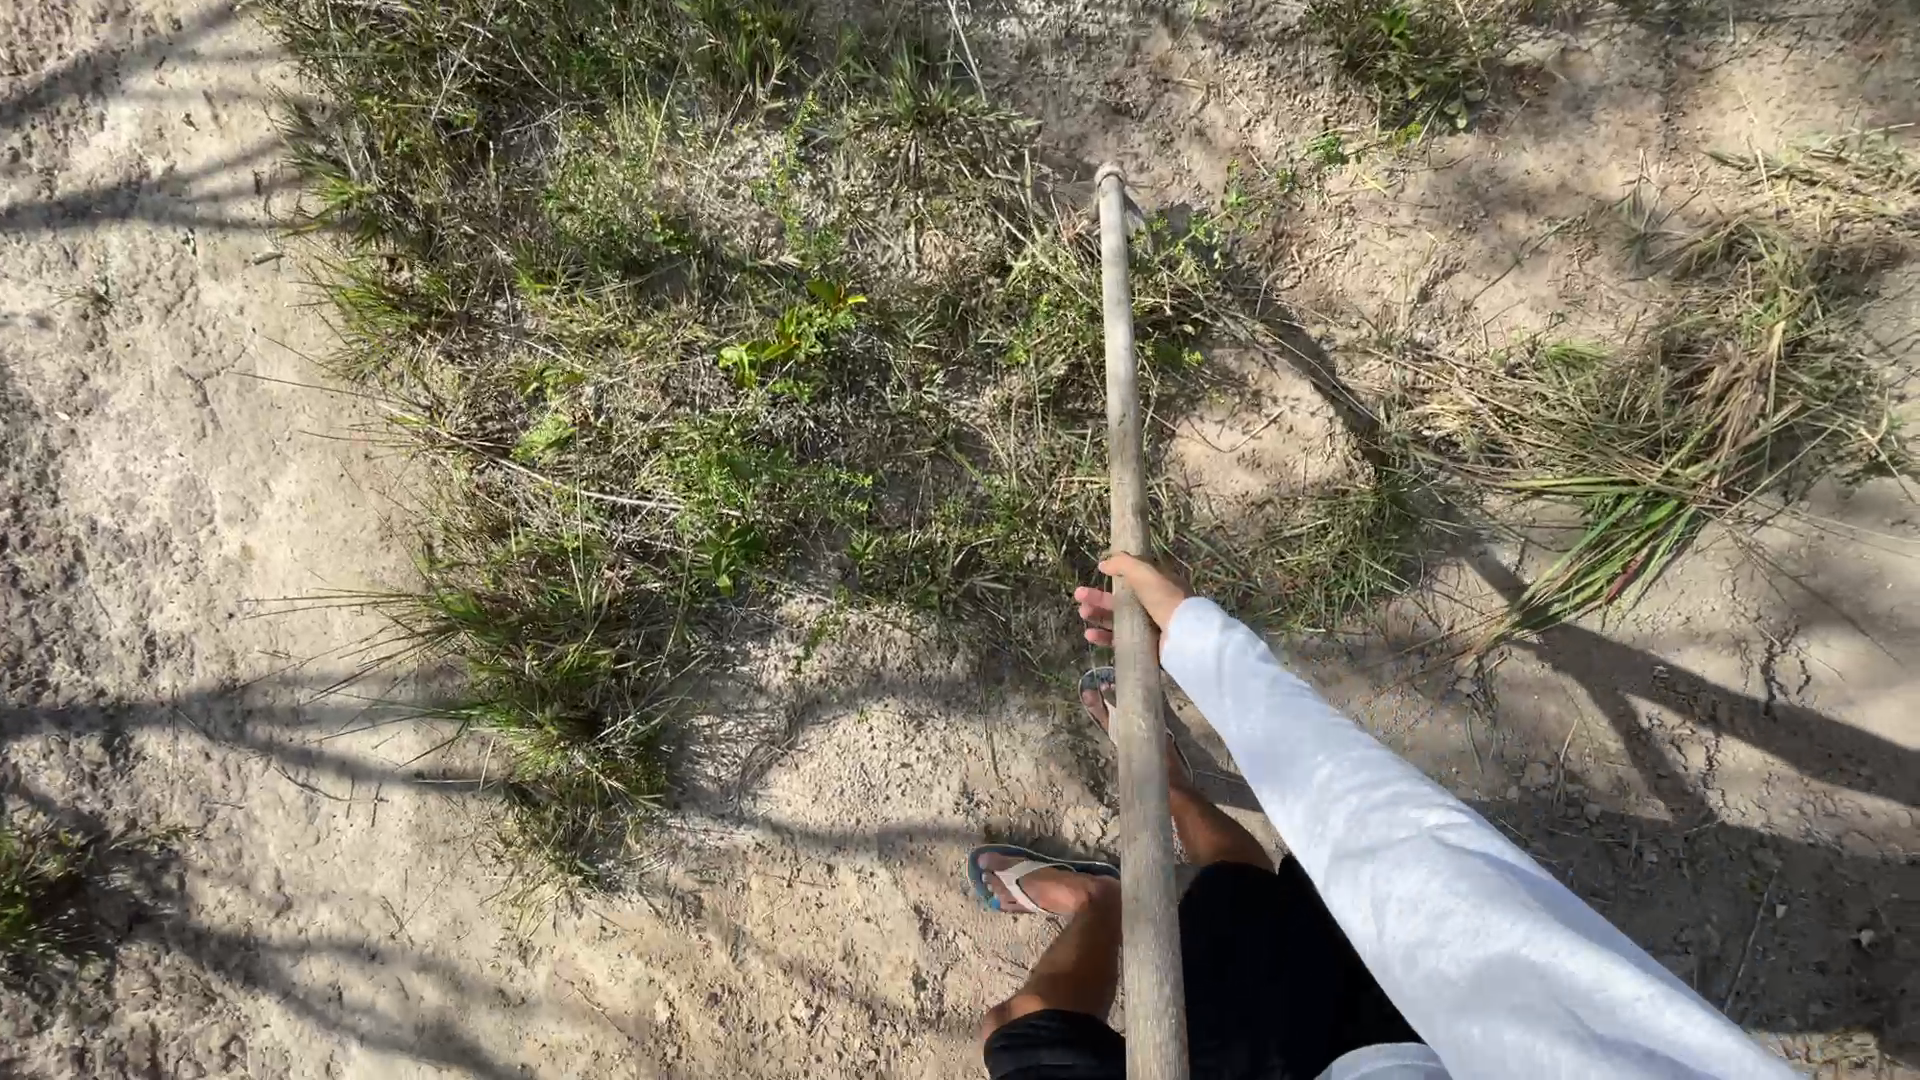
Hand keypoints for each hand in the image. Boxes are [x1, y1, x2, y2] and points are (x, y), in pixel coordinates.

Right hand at [1073, 552, 1191, 646]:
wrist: (1184, 636)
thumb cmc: (1166, 599)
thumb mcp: (1145, 573)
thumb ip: (1123, 564)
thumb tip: (1103, 564)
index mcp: (1158, 584)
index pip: (1134, 577)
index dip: (1115, 573)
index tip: (1099, 571)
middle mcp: (1153, 604)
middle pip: (1120, 599)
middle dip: (1098, 596)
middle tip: (1078, 595)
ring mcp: (1148, 626)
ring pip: (1117, 619)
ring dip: (1098, 615)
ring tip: (1083, 613)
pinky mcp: (1143, 646)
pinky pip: (1119, 640)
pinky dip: (1103, 637)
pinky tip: (1090, 634)